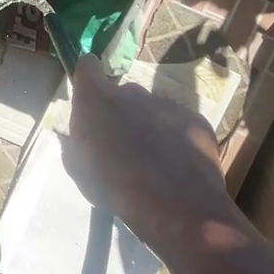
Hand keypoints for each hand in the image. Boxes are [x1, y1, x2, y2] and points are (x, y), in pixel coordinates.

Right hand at [63, 55, 239, 252]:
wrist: (175, 207)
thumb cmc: (114, 187)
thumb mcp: (78, 166)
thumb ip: (77, 142)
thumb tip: (82, 138)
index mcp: (96, 98)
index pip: (87, 66)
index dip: (88, 77)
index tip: (90, 95)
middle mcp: (131, 92)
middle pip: (124, 93)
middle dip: (122, 111)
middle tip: (124, 142)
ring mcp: (167, 104)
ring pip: (154, 109)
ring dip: (151, 126)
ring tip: (156, 159)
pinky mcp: (196, 120)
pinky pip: (181, 124)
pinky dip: (178, 138)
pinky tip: (179, 165)